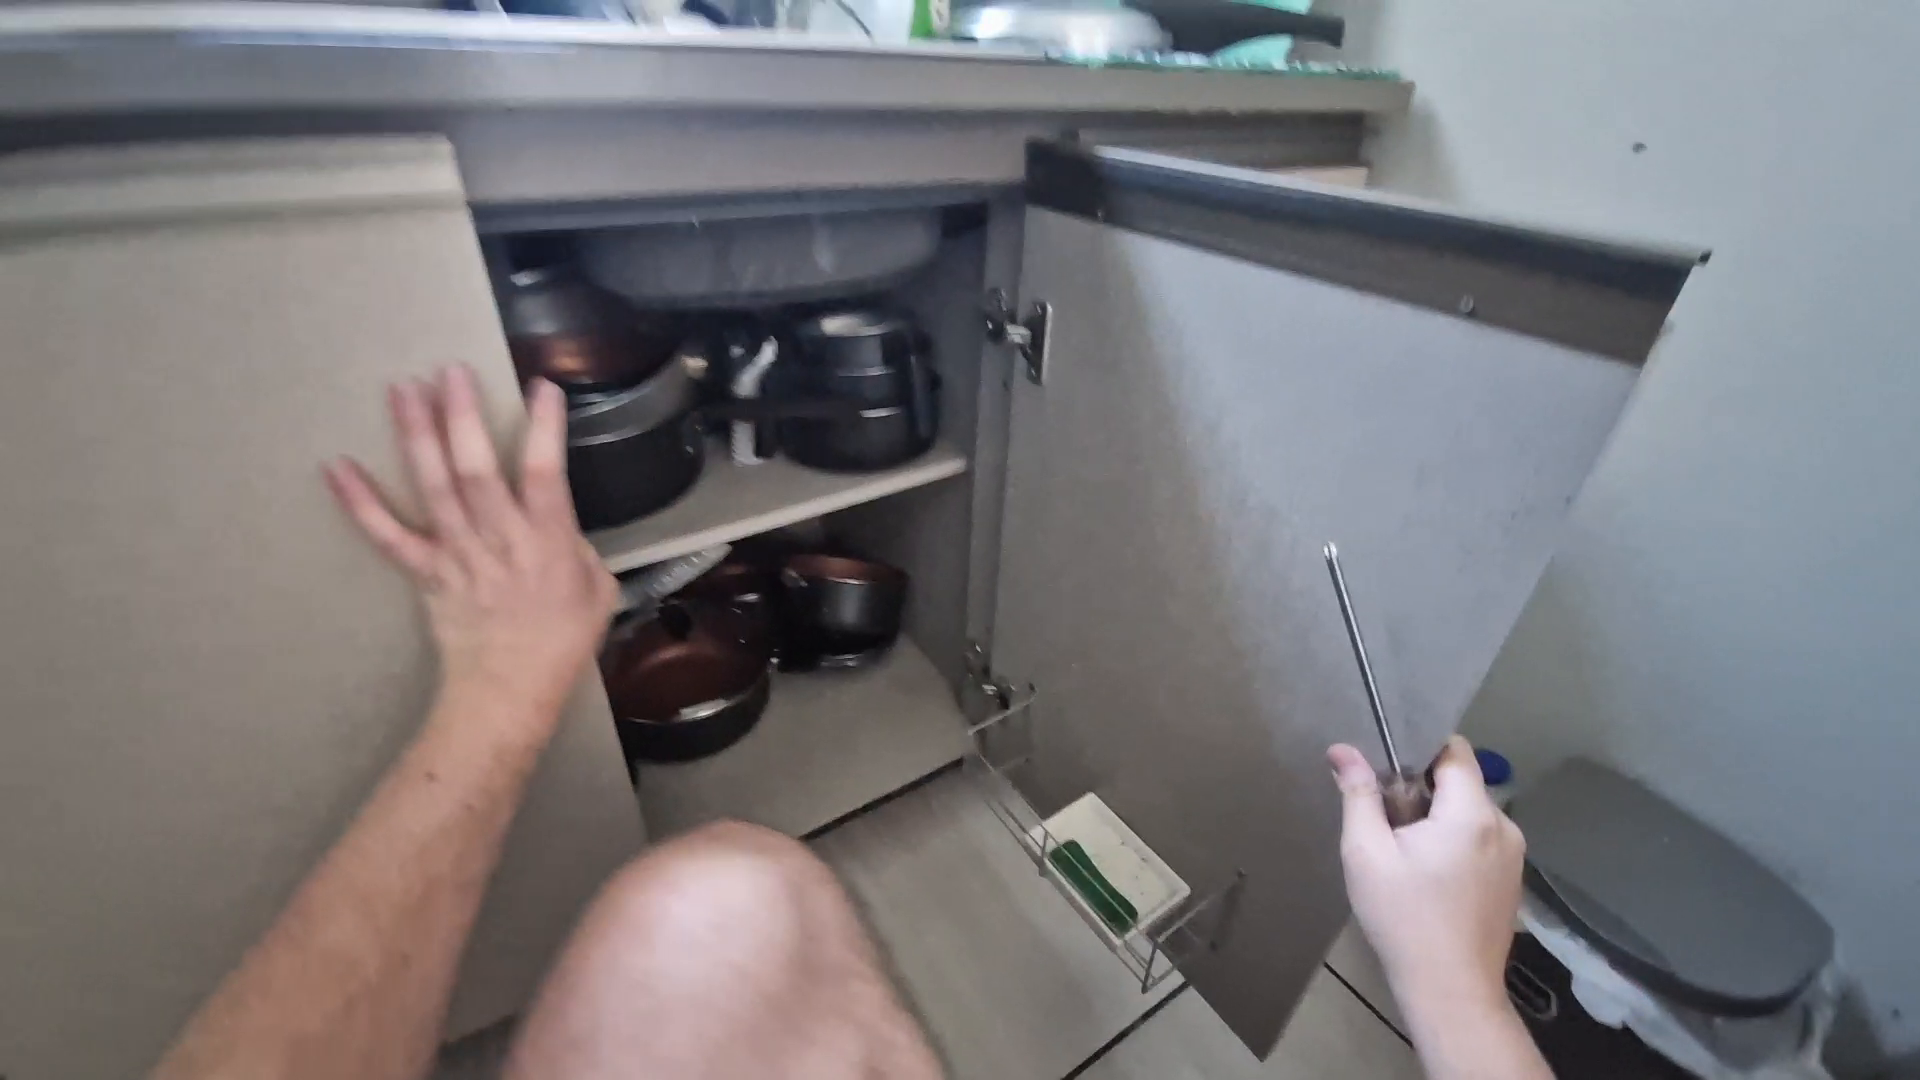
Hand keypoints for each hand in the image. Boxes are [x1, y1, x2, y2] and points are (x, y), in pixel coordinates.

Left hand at [324, 366, 618, 727]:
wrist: (512, 686)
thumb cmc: (565, 638)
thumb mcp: (599, 588)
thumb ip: (579, 547)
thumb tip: (558, 527)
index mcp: (549, 541)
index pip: (547, 473)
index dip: (544, 428)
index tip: (542, 387)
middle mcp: (501, 537)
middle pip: (477, 469)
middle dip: (464, 417)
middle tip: (451, 371)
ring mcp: (458, 552)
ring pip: (434, 487)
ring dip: (417, 437)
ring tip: (404, 389)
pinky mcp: (425, 571)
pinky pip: (388, 535)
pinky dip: (360, 503)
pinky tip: (336, 466)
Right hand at [1328, 736, 1524, 1016]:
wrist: (1450, 990)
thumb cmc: (1403, 915)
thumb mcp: (1366, 850)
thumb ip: (1358, 793)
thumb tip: (1342, 749)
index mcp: (1472, 814)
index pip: (1454, 751)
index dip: (1418, 745)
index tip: (1383, 758)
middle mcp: (1503, 828)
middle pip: (1459, 782)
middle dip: (1419, 785)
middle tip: (1379, 809)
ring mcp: (1513, 857)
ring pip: (1467, 811)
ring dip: (1432, 813)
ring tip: (1396, 842)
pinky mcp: (1510, 880)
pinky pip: (1477, 837)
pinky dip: (1449, 837)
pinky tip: (1421, 867)